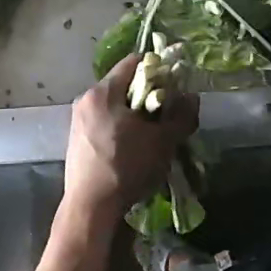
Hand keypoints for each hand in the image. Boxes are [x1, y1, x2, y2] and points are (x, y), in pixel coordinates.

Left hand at [63, 53, 198, 220]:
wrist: (91, 208)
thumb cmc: (127, 167)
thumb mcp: (163, 141)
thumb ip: (181, 115)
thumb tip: (192, 97)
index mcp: (103, 92)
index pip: (134, 62)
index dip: (159, 70)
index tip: (175, 88)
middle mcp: (86, 100)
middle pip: (124, 85)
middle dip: (150, 96)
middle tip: (169, 115)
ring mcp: (78, 121)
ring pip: (116, 106)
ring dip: (137, 115)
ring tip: (155, 135)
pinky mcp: (77, 141)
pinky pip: (105, 123)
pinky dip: (123, 128)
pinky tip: (135, 149)